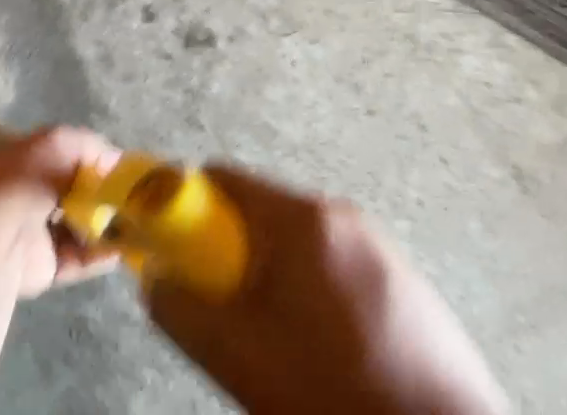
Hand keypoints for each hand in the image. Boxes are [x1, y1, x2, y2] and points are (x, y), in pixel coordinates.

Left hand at [0, 127, 123, 298]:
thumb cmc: (21, 181)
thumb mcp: (54, 144)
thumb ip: (85, 145)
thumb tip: (114, 158)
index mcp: (23, 161)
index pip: (65, 157)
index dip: (95, 162)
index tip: (125, 171)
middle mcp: (28, 194)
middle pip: (76, 193)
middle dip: (105, 196)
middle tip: (136, 201)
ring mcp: (36, 232)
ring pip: (81, 227)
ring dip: (107, 227)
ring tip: (138, 226)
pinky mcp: (44, 266)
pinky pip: (79, 259)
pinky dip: (101, 255)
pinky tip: (122, 250)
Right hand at [146, 164, 508, 414]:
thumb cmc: (330, 390)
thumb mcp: (231, 352)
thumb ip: (173, 304)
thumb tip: (154, 277)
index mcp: (303, 218)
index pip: (219, 178)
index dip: (185, 212)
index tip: (180, 260)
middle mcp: (345, 217)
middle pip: (257, 213)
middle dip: (229, 254)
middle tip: (230, 313)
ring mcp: (386, 251)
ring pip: (297, 246)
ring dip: (271, 279)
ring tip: (280, 343)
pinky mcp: (412, 288)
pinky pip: (336, 271)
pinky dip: (313, 297)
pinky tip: (327, 356)